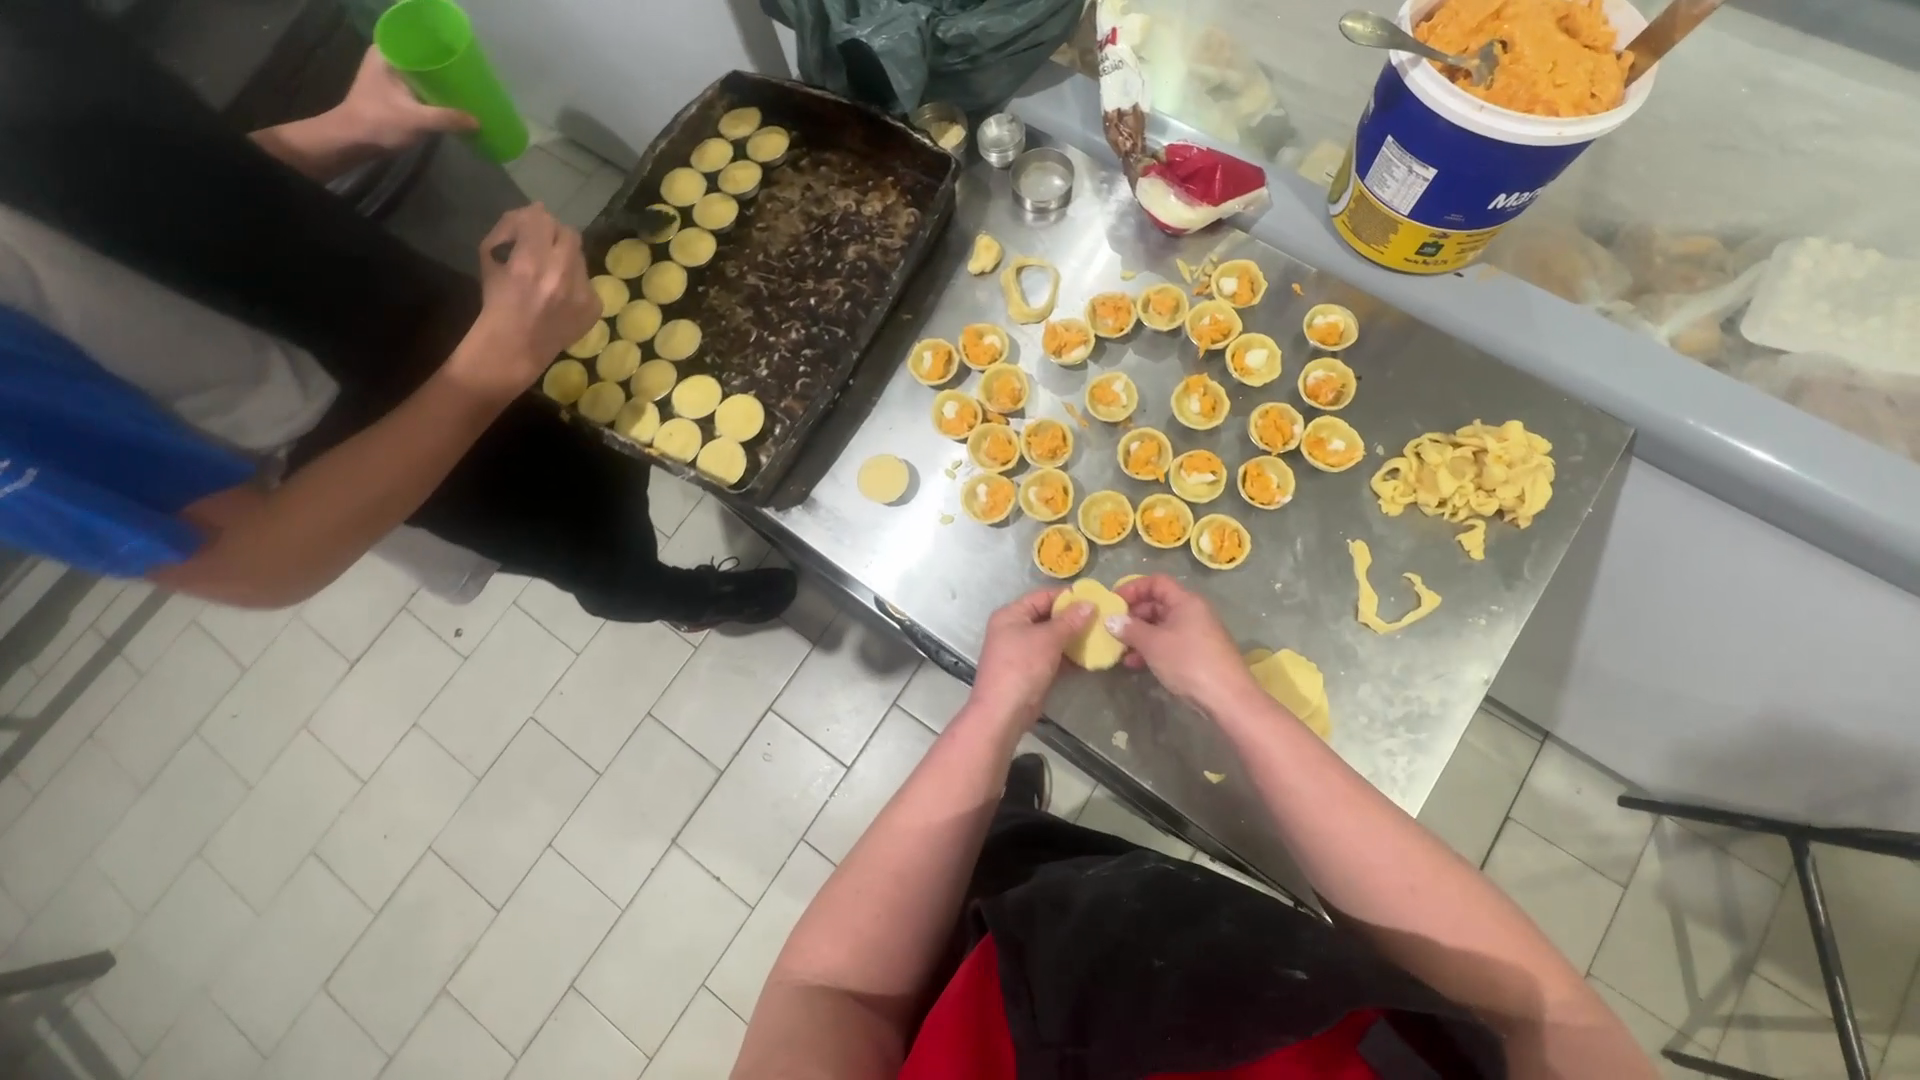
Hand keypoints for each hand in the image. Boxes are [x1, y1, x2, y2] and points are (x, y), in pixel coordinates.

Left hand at [330, 47, 477, 150]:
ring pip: (423, 76)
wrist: (352, 141)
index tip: (462, 58)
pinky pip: (421, 89)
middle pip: (423, 60)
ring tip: (466, 89)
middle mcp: (388, 60)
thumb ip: (448, 119)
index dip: (440, 49)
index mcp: (387, 54)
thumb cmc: (379, 122)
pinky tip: (453, 103)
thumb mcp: (417, 120)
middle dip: (445, 69)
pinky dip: (435, 96)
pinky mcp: (395, 95)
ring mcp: (390, 78)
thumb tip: (478, 122)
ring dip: (442, 84)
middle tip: (470, 76)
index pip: (417, 42)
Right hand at [453, 205, 599, 393]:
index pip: (541, 218)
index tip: (525, 228)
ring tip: (550, 274)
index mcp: (529, 261)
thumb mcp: (491, 261)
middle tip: (542, 245)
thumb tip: (530, 213)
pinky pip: (587, 282)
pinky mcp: (594, 307)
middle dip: (553, 234)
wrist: (516, 349)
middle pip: (568, 232)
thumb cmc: (496, 304)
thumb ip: (510, 233)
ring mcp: (582, 292)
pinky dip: (574, 283)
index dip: (531, 218)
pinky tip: (561, 296)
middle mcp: (561, 274)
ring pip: (579, 257)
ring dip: (564, 258)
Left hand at [966, 588, 1096, 725]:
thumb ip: (1069, 621)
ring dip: (1073, 638)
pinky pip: (1053, 657)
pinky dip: (1069, 656)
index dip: (1067, 596)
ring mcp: (1022, 652)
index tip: (1094, 598)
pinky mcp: (1031, 671)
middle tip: (1101, 618)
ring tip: (1101, 636)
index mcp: (1011, 614)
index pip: (1042, 596)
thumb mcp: (1047, 639)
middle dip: (1073, 619)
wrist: (1004, 712)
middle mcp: (1014, 629)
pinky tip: (1090, 657)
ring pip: (1052, 639)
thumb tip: (1089, 604)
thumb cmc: (1022, 666)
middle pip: (1047, 617)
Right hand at [1109, 575, 1260, 710]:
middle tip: (1113, 628)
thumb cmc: (1188, 662)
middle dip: (1133, 614)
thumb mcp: (1153, 644)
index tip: (1113, 602)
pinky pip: (1168, 643)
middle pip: (1158, 603)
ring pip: (1161, 626)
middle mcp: (1193, 612)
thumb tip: (1110, 619)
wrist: (1227, 698)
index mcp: (1186, 601)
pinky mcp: (1197, 654)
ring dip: (1139, 635)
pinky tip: (1135, 664)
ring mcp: (1196, 634)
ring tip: (1120, 649)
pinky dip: (1151, 649)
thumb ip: (1130, 629)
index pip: (1156, 582)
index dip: (1133, 588)